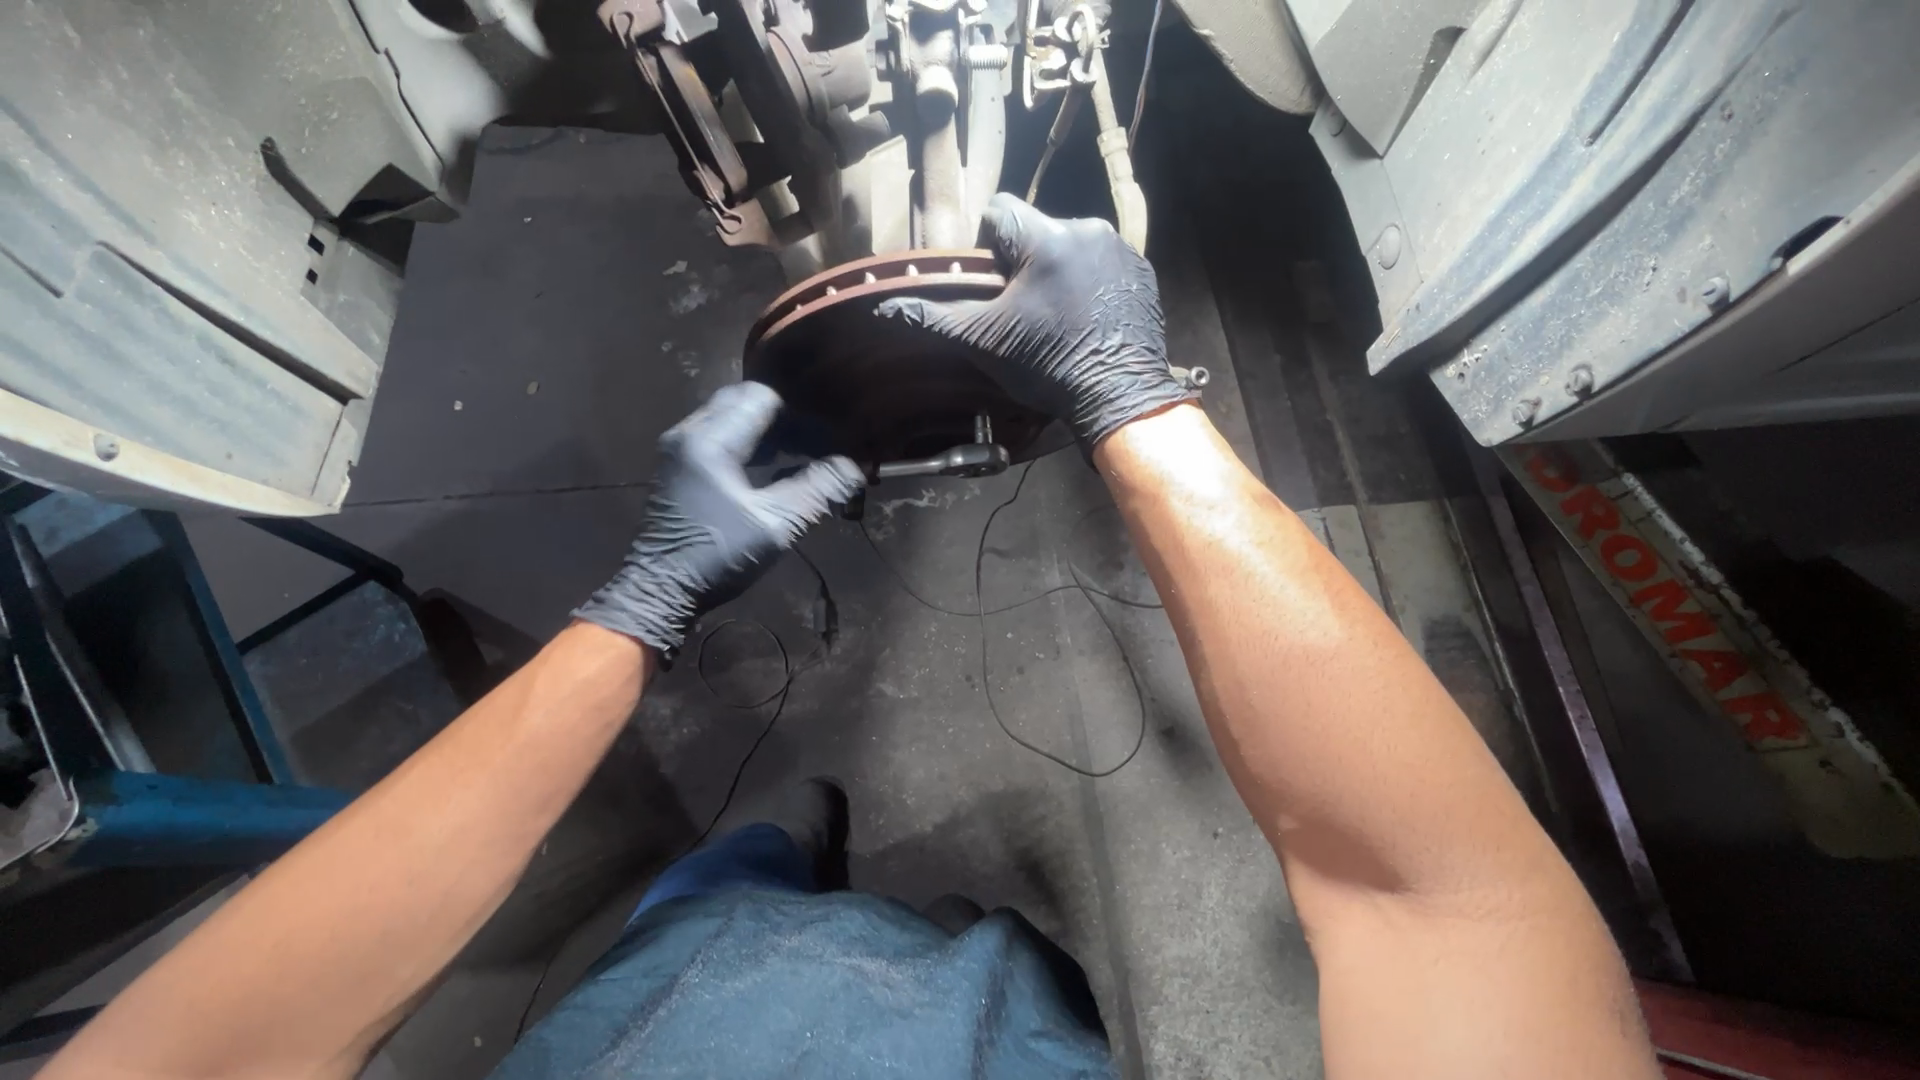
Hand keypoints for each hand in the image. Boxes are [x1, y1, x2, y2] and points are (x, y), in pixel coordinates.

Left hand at [575, 382, 863, 656]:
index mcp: (709, 440)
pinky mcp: (680, 467)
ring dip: (767, 433)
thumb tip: (855, 467)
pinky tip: (774, 471)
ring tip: (802, 457)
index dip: (799, 415)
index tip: (827, 438)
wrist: (660, 589)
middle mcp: (689, 433)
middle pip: (744, 402)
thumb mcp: (775, 524)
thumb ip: (817, 489)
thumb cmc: (717, 555)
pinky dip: (749, 446)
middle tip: (817, 444)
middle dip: (784, 420)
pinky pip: (719, 438)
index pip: (762, 398)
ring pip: (730, 418)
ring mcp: (680, 450)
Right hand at [875, 193, 1193, 445]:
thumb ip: (935, 318)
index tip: (991, 282)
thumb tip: (886, 308)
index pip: (999, 210)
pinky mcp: (1142, 270)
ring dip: (1056, 270)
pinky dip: (1089, 281)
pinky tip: (1085, 317)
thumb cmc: (1048, 367)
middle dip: (1023, 261)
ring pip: (1070, 245)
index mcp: (1045, 238)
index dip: (986, 244)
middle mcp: (1087, 229)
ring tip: (1056, 315)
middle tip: (1022, 308)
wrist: (1119, 396)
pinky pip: (1102, 262)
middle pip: (1036, 229)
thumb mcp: (984, 342)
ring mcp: (1120, 249)